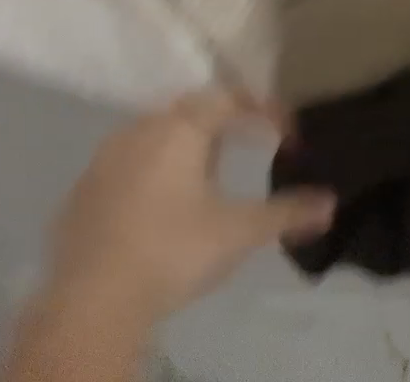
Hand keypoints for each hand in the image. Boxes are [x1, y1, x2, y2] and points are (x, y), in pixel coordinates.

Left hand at [41, 89, 336, 323]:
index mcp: (177, 134)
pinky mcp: (77, 204)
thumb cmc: (176, 249)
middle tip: (252, 140)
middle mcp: (135, 140)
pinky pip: (123, 168)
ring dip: (183, 143)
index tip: (287, 135)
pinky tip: (167, 201)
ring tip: (212, 168)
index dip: (264, 110)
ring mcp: (98, 172)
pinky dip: (151, 171)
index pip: (227, 99)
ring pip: (148, 136)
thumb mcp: (246, 229)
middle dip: (221, 120)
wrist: (89, 309)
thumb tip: (332, 203)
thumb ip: (291, 210)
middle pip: (183, 111)